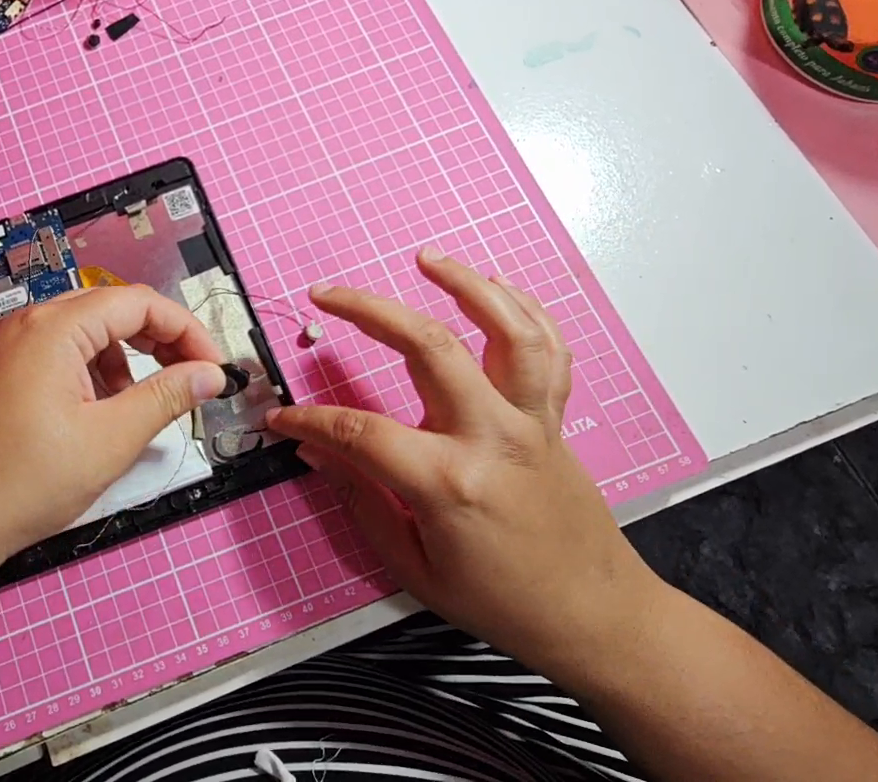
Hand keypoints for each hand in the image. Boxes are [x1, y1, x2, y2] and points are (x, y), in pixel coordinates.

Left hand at [0, 285, 226, 581]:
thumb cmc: (24, 482)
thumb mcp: (110, 440)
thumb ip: (166, 398)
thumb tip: (208, 374)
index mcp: (53, 328)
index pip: (136, 302)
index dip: (184, 329)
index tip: (213, 366)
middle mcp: (26, 324)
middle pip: (109, 309)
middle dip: (156, 339)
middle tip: (189, 375)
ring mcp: (7, 346)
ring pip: (84, 331)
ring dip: (123, 357)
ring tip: (138, 402)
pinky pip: (57, 352)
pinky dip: (89, 370)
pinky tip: (97, 409)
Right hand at [267, 248, 661, 679]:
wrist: (596, 619)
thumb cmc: (501, 602)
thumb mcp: (413, 564)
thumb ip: (362, 497)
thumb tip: (315, 450)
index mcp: (450, 481)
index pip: (360, 430)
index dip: (311, 421)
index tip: (281, 417)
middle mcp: (493, 435)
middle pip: (429, 345)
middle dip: (369, 310)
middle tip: (327, 293)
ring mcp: (531, 420)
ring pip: (506, 330)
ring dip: (467, 284)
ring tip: (427, 258)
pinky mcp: (553, 419)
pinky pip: (548, 350)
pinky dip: (523, 309)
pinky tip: (495, 288)